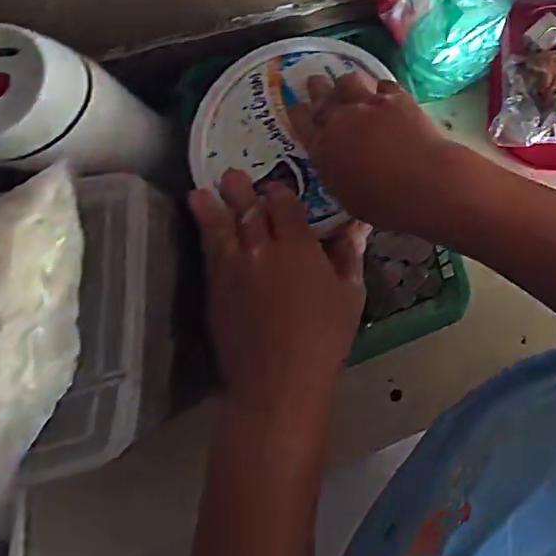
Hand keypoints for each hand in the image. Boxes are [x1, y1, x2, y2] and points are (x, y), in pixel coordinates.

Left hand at [188, 170, 368, 414]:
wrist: (277, 382)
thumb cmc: (325, 335)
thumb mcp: (350, 292)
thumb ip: (348, 254)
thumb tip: (356, 224)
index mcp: (297, 246)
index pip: (284, 206)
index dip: (280, 191)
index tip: (277, 184)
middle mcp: (260, 250)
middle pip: (248, 211)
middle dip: (241, 190)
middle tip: (232, 173)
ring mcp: (233, 272)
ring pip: (220, 230)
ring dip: (211, 209)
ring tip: (200, 192)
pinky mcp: (215, 294)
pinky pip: (210, 256)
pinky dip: (207, 238)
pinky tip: (205, 233)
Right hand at [289, 71, 474, 234]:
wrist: (423, 181)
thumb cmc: (383, 201)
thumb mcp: (345, 194)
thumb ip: (335, 171)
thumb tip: (337, 161)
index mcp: (322, 146)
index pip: (300, 120)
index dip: (297, 110)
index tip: (296, 103)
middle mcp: (340, 119)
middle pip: (322, 95)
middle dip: (317, 87)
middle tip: (316, 81)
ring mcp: (369, 104)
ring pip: (349, 81)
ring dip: (346, 81)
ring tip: (348, 81)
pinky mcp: (397, 98)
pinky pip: (382, 83)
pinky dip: (380, 87)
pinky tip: (383, 90)